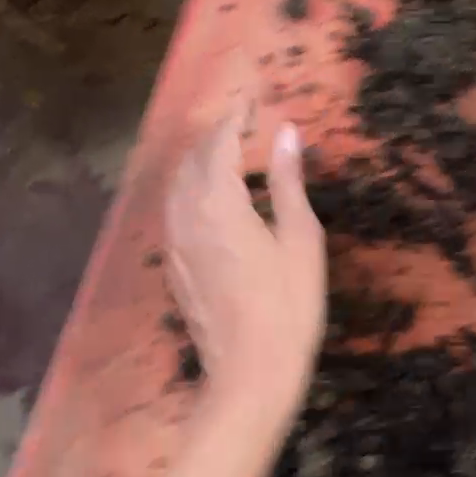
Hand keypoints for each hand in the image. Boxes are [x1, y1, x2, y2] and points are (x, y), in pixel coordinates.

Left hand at [165, 104, 325, 402]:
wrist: (249, 377)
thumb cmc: (288, 305)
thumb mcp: (301, 238)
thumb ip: (287, 181)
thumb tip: (286, 131)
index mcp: (220, 206)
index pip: (219, 145)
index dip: (234, 117)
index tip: (252, 99)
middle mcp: (188, 218)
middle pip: (192, 161)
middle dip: (215, 133)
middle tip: (243, 119)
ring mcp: (176, 245)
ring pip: (177, 185)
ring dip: (198, 158)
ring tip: (226, 147)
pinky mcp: (175, 267)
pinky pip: (174, 209)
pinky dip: (189, 186)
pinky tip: (208, 193)